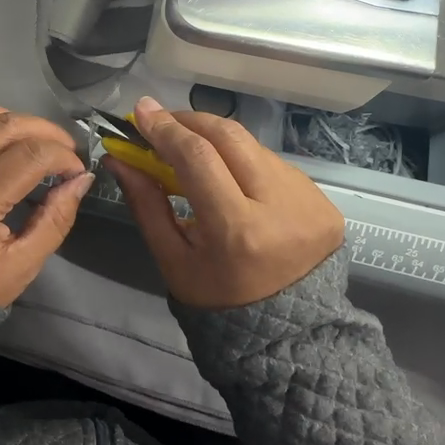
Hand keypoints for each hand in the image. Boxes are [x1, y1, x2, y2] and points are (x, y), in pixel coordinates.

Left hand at [0, 102, 94, 307]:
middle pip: (8, 126)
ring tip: (36, 141)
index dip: (63, 156)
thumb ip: (56, 218)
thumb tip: (82, 178)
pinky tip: (5, 135)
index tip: (77, 170)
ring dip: (17, 119)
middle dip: (47, 132)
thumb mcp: (24, 262)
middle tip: (65, 151)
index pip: (30, 156)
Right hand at [105, 96, 343, 308]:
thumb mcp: (170, 255)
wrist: (288, 333)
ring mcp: (310, 202)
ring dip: (217, 140)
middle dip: (191, 121)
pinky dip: (245, 161)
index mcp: (237, 229)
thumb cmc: (216, 297)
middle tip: (162, 119)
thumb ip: (145, 201)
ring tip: (191, 149)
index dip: (166, 129)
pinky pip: (275, 164)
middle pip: (231, 137)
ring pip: (253, 147)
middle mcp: (281, 208)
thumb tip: (118, 157)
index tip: (141, 111)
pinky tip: (230, 176)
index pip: (198, 158)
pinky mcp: (325, 202)